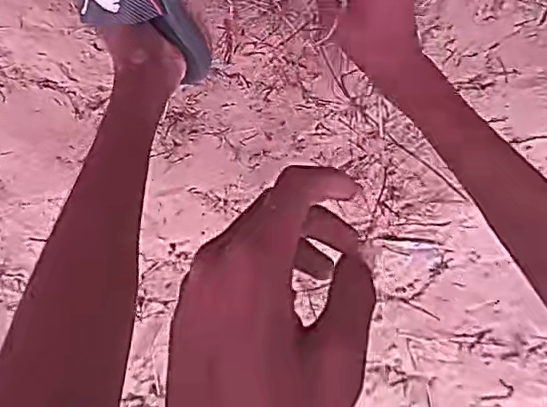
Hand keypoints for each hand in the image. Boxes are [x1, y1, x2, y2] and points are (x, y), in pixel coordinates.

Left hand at [166, 166, 376, 406]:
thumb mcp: (335, 364)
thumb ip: (355, 295)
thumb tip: (356, 261)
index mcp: (250, 265)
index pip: (292, 189)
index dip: (328, 181)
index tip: (352, 192)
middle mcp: (216, 261)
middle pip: (273, 207)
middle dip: (318, 219)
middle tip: (350, 248)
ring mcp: (198, 281)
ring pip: (252, 232)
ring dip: (294, 241)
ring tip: (325, 276)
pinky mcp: (190, 302)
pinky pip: (232, 259)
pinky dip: (266, 261)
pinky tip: (289, 299)